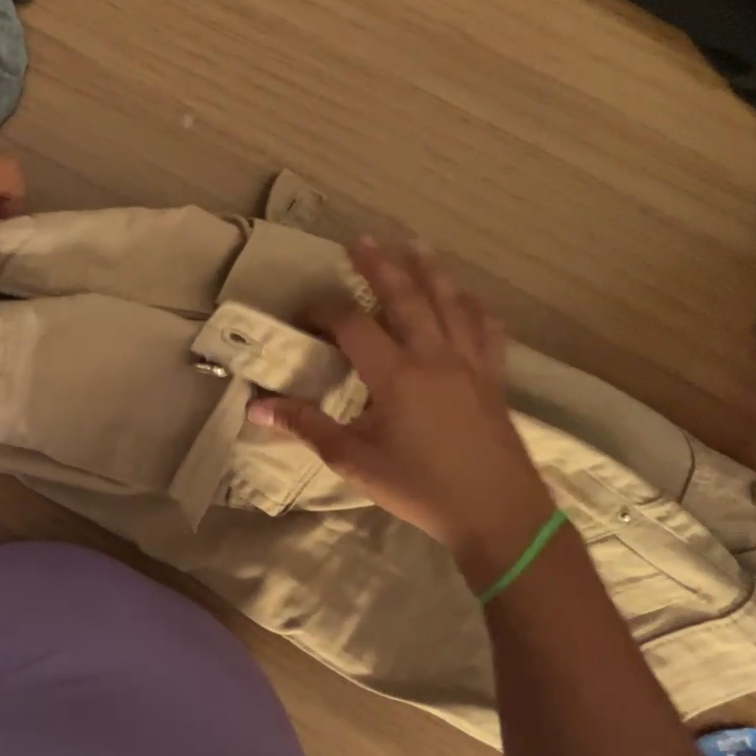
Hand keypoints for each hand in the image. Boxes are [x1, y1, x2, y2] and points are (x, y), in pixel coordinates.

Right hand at [246, 239, 555, 587]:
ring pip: (451, 304)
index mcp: (395, 375)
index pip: (352, 324)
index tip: (302, 312)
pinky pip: (486, 330)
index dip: (324, 309)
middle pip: (406, 298)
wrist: (500, 516)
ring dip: (430, 271)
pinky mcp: (493, 380)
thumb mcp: (351, 459)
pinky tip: (467, 297)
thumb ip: (305, 425)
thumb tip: (255, 405)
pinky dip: (474, 307)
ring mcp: (470, 365)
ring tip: (416, 245)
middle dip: (381, 265)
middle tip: (362, 238)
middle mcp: (434, 358)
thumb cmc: (419, 487)